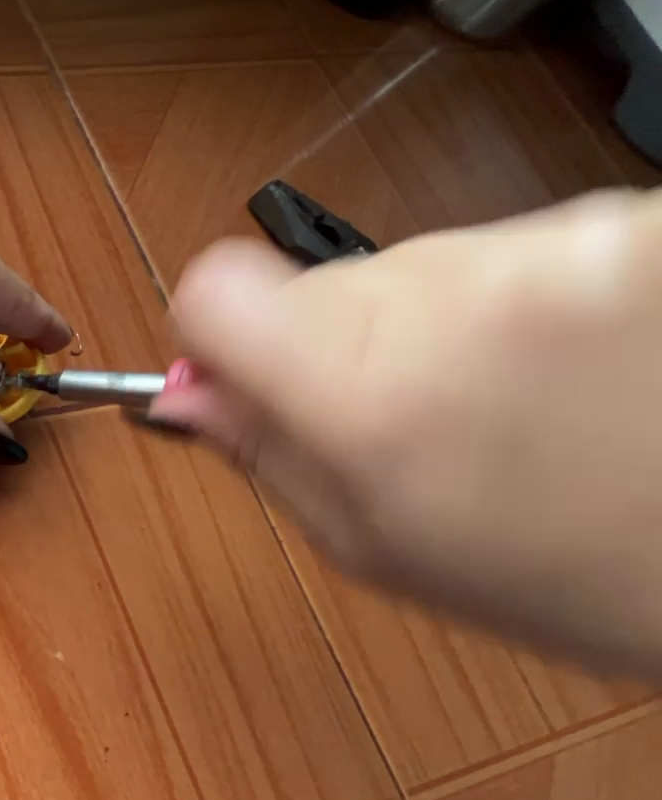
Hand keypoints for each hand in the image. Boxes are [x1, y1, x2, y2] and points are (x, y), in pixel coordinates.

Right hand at [154, 189, 661, 678]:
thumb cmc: (574, 577)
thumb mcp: (374, 541)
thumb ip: (264, 452)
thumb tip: (184, 393)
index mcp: (365, 392)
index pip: (215, 293)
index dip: (210, 331)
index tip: (239, 369)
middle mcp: (454, 297)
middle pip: (318, 283)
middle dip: (333, 343)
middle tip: (402, 415)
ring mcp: (563, 248)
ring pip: (415, 264)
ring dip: (432, 323)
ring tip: (508, 399)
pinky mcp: (641, 222)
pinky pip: (517, 248)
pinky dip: (522, 302)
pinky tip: (576, 368)